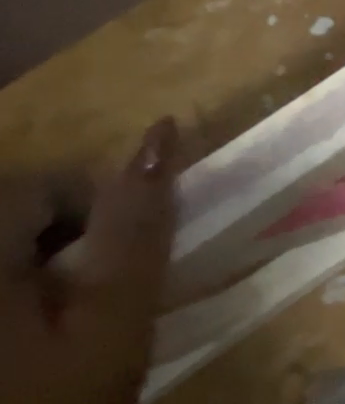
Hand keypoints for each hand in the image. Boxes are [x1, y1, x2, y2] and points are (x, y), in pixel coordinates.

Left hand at [0, 119, 179, 403]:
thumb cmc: (56, 399)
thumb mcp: (114, 317)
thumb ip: (136, 224)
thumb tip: (163, 133)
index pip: (38, 184)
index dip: (85, 211)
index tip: (102, 267)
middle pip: (1, 211)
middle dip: (40, 237)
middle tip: (67, 295)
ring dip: (18, 261)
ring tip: (32, 320)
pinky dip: (7, 290)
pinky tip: (9, 341)